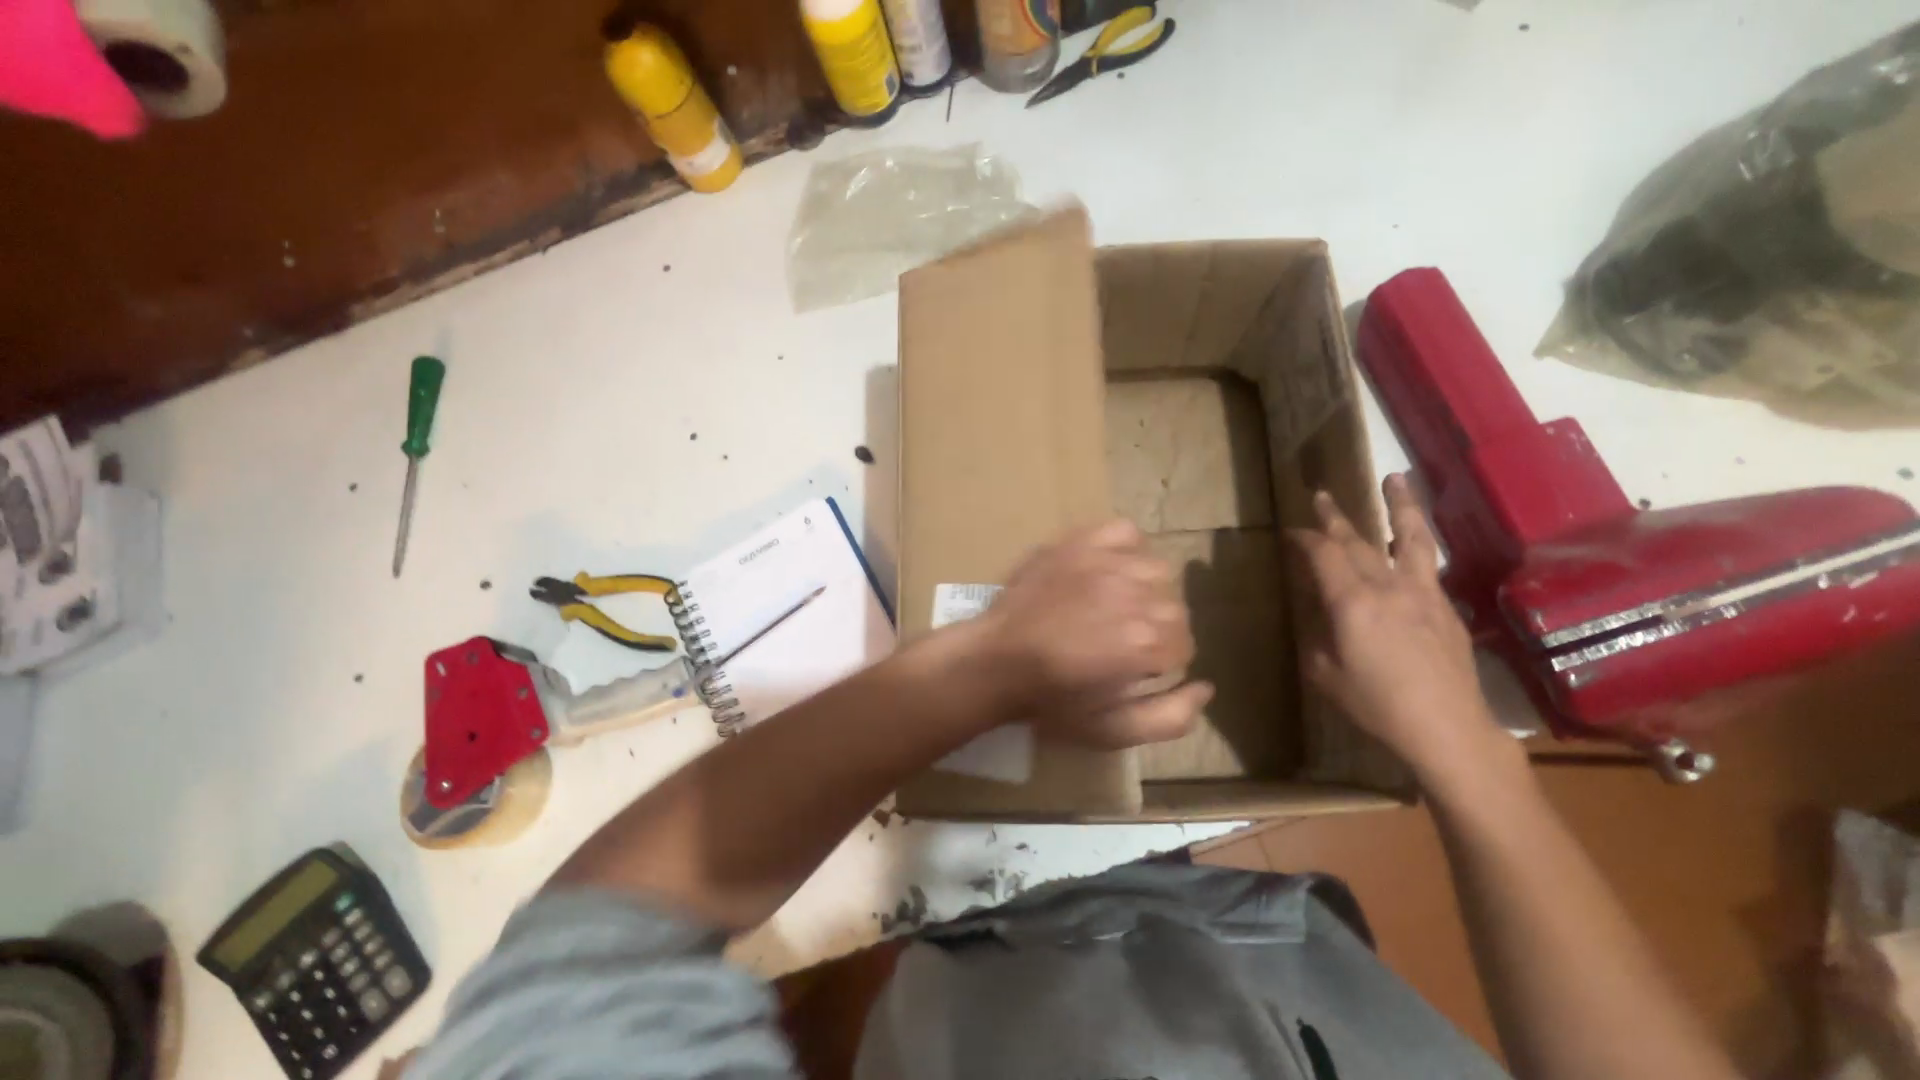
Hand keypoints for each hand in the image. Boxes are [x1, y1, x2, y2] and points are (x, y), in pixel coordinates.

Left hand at [968, 518, 1212, 747]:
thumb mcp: (1110, 730)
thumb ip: (1169, 718)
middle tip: (1119, 644)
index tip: (1133, 670)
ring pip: (1156, 571)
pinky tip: (1109, 570)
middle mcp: (1135, 595)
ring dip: (1144, 591)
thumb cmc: (1051, 701)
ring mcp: (1106, 564)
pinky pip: (1125, 532)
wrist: (994, 662)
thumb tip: (1206, 688)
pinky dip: (1126, 549)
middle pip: (1174, 609)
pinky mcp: (1079, 544)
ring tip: (1114, 607)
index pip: (1185, 645)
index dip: (1161, 662)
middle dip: (1156, 630)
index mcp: (1147, 643)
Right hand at [1292, 475, 1518, 787]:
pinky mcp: (1446, 607)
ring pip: (1408, 537)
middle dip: (1335, 517)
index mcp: (1352, 602)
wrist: (1447, 726)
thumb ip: (1318, 637)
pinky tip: (1412, 543)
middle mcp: (1387, 586)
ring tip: (1394, 478)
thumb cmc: (1377, 705)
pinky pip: (1427, 564)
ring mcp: (1422, 592)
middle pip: (1357, 541)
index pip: (1324, 555)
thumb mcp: (1327, 675)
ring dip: (1398, 505)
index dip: (1305, 539)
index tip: (1291, 531)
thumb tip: (1321, 616)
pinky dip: (1416, 543)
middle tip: (1321, 495)